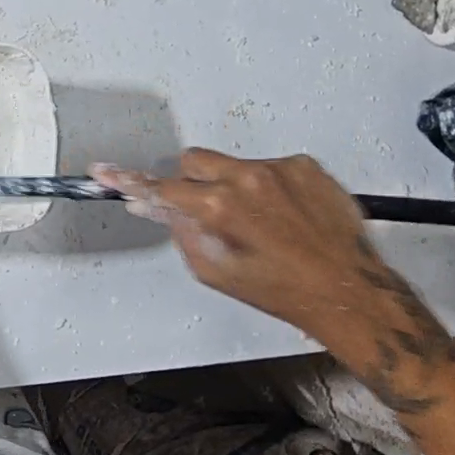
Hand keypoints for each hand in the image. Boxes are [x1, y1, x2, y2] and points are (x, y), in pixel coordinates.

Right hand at [89, 150, 434, 351]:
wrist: (351, 293)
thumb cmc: (280, 290)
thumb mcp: (215, 271)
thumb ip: (180, 232)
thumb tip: (156, 206)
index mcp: (220, 206)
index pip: (162, 187)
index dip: (130, 182)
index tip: (103, 171)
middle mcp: (248, 177)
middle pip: (193, 161)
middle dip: (192, 183)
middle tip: (207, 212)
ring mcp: (280, 168)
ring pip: (232, 163)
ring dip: (232, 185)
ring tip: (259, 221)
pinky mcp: (307, 166)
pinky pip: (269, 166)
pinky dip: (267, 186)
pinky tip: (285, 215)